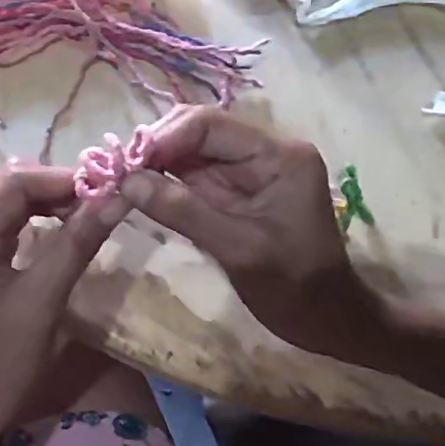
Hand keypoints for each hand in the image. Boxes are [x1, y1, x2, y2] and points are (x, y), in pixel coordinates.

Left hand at [0, 164, 128, 445]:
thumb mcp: (43, 300)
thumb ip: (77, 243)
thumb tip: (118, 198)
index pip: (13, 183)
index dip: (63, 178)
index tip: (108, 186)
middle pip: (8, 186)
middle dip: (58, 186)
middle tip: (104, 197)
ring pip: (8, 200)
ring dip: (50, 199)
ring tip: (92, 209)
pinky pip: (5, 220)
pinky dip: (38, 216)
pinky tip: (66, 223)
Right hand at [120, 107, 367, 354]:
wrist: (326, 320)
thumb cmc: (294, 287)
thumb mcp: (238, 250)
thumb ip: (183, 211)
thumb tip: (127, 181)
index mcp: (278, 155)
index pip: (210, 125)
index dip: (164, 137)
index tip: (126, 162)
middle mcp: (264, 152)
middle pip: (198, 130)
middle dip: (156, 146)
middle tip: (117, 171)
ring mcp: (248, 170)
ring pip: (190, 150)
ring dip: (154, 161)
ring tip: (120, 178)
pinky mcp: (235, 191)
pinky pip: (193, 173)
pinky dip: (163, 180)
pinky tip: (138, 189)